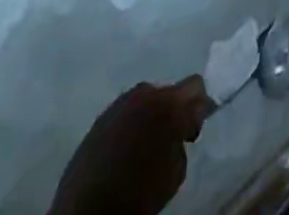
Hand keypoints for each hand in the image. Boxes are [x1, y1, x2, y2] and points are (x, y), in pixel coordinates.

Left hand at [49, 76, 210, 214]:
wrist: (88, 209)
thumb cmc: (140, 192)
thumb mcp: (176, 171)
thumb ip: (183, 139)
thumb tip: (182, 127)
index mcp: (169, 105)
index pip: (196, 86)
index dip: (200, 106)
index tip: (194, 128)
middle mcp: (145, 94)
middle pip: (171, 90)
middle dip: (175, 109)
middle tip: (172, 138)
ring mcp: (121, 103)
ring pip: (148, 98)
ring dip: (153, 113)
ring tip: (148, 142)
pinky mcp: (101, 116)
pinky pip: (128, 110)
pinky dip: (134, 122)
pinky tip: (128, 146)